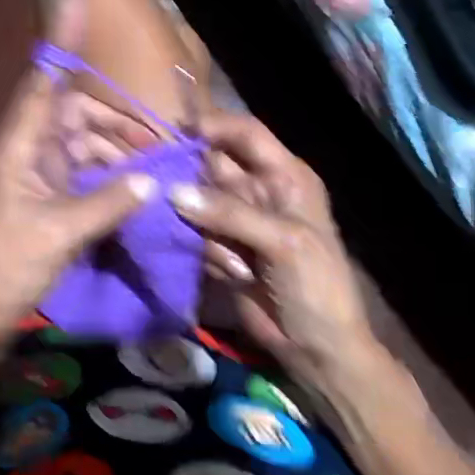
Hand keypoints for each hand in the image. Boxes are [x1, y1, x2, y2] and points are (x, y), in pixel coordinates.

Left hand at [0, 69, 156, 330]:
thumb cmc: (15, 263)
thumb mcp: (65, 231)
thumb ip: (110, 201)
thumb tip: (151, 178)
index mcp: (18, 145)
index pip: (43, 81)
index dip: (62, 39)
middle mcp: (25, 145)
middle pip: (73, 109)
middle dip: (114, 118)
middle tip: (157, 137)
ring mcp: (34, 165)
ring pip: (81, 136)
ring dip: (115, 145)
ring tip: (153, 161)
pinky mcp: (44, 185)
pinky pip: (81, 160)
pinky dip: (107, 165)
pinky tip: (135, 178)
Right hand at [168, 112, 378, 378]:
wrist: (317, 348)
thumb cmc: (317, 287)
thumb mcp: (284, 243)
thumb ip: (230, 213)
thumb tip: (173, 192)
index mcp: (286, 177)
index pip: (246, 134)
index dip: (214, 126)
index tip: (175, 131)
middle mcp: (258, 190)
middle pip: (212, 164)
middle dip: (188, 172)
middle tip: (157, 179)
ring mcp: (235, 219)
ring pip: (196, 198)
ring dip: (193, 218)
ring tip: (215, 248)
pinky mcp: (217, 246)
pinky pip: (192, 230)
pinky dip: (194, 243)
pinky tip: (218, 266)